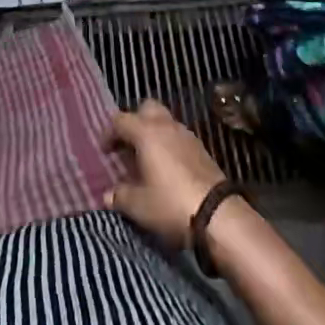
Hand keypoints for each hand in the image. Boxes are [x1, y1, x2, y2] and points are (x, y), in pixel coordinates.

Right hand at [103, 98, 226, 248]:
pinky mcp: (202, 149)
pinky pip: (178, 137)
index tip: (105, 151)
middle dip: (135, 121)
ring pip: (165, 121)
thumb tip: (107, 195)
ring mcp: (187, 135)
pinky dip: (169, 144)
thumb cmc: (171, 204)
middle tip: (129, 144)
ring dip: (154, 133)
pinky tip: (168, 167)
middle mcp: (165, 126)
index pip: (120, 120)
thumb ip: (120, 196)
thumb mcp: (138, 205)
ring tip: (148, 158)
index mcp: (146, 132)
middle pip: (146, 108)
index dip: (109, 133)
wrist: (219, 216)